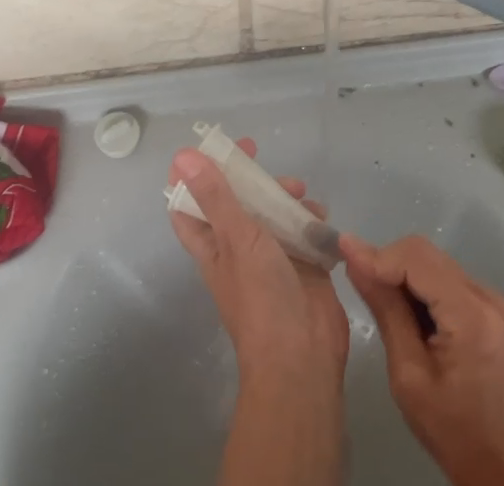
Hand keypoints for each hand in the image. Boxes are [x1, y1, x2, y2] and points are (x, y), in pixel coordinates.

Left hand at [171, 141, 347, 485]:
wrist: (301, 355)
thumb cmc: (260, 296)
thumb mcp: (236, 238)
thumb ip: (215, 196)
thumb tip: (182, 156)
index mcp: (212, 244)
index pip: (189, 204)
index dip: (194, 176)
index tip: (212, 149)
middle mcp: (239, 249)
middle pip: (238, 203)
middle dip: (250, 180)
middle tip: (265, 159)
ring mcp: (273, 259)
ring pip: (274, 215)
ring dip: (286, 199)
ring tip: (303, 195)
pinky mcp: (304, 267)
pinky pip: (305, 233)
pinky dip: (312, 221)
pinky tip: (321, 218)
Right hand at [342, 235, 503, 485]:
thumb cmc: (453, 430)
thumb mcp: (408, 375)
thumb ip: (385, 311)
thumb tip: (355, 260)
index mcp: (473, 318)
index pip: (418, 259)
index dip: (378, 255)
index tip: (343, 256)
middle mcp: (495, 300)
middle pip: (431, 257)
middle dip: (391, 265)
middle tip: (361, 286)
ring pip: (443, 267)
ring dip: (411, 279)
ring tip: (393, 313)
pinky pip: (458, 284)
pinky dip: (432, 292)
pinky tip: (421, 323)